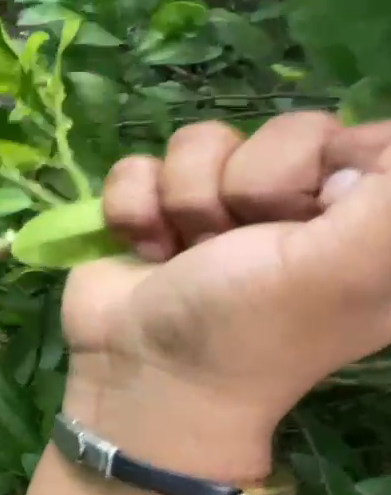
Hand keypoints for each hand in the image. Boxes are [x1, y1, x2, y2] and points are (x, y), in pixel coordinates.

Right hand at [60, 112, 390, 475]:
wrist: (142, 363)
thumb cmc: (251, 324)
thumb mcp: (345, 267)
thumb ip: (388, 201)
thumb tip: (372, 148)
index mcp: (369, 215)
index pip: (367, 136)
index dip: (328, 162)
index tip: (311, 215)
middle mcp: (303, 202)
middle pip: (279, 131)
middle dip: (243, 188)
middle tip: (239, 242)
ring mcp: (219, 203)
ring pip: (198, 142)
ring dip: (178, 202)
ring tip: (184, 250)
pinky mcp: (151, 207)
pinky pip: (134, 166)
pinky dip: (130, 209)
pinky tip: (144, 248)